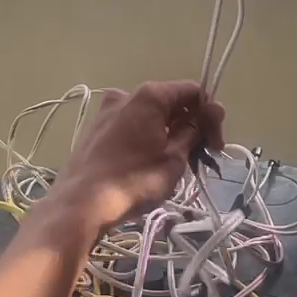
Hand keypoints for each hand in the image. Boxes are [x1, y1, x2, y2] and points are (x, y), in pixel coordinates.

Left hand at [45, 81, 225, 232]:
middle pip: (170, 103)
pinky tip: (150, 165)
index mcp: (149, 95)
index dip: (210, 116)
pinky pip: (131, 128)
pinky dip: (147, 140)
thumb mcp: (174, 157)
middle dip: (190, 127)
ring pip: (149, 117)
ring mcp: (107, 111)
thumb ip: (195, 130)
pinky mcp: (95, 130)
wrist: (81, 203)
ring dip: (169, 135)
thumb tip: (210, 111)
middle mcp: (126, 94)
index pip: (193, 92)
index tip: (215, 146)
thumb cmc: (134, 180)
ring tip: (175, 167)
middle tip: (200, 159)